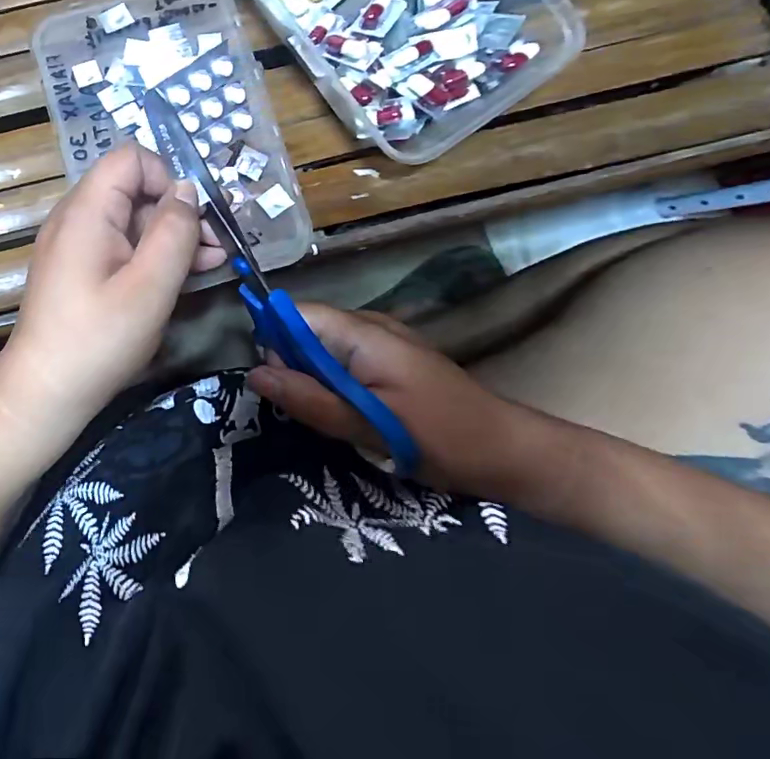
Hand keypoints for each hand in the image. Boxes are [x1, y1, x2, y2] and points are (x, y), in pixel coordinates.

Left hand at [0, 146, 223, 437]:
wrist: (45, 390)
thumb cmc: (98, 339)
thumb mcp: (150, 285)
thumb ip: (174, 231)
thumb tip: (188, 190)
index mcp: (85, 211)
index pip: (130, 159)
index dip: (167, 178)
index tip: (194, 219)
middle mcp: (74, 218)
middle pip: (132, 189)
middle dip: (178, 211)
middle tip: (216, 248)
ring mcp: (73, 244)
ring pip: (130, 219)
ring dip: (171, 236)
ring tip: (211, 264)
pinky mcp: (77, 269)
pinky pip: (118, 245)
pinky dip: (150, 254)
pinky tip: (182, 275)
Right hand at [246, 302, 557, 499]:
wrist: (514, 454)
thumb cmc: (442, 439)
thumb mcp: (368, 426)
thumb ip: (310, 400)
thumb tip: (254, 374)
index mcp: (363, 333)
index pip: (294, 314)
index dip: (274, 342)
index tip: (276, 384)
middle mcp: (370, 326)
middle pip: (305, 330)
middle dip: (293, 366)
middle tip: (307, 411)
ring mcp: (383, 340)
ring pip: (322, 348)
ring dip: (313, 378)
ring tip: (329, 416)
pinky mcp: (390, 358)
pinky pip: (342, 359)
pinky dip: (333, 383)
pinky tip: (349, 413)